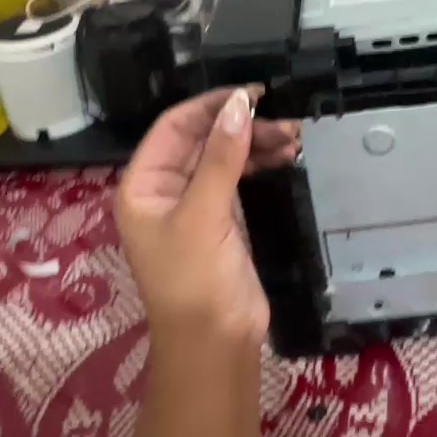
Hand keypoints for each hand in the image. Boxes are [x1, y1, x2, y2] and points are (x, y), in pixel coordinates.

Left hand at [113, 86, 300, 346]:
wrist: (215, 343)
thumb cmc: (195, 280)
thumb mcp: (204, 215)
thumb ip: (222, 157)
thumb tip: (240, 105)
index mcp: (143, 186)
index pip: (174, 128)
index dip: (211, 106)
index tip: (252, 93)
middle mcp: (165, 190)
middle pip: (202, 140)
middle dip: (240, 126)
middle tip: (282, 119)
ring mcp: (194, 205)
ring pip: (224, 157)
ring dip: (255, 143)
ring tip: (293, 136)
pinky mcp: (221, 219)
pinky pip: (239, 178)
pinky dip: (259, 164)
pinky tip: (285, 155)